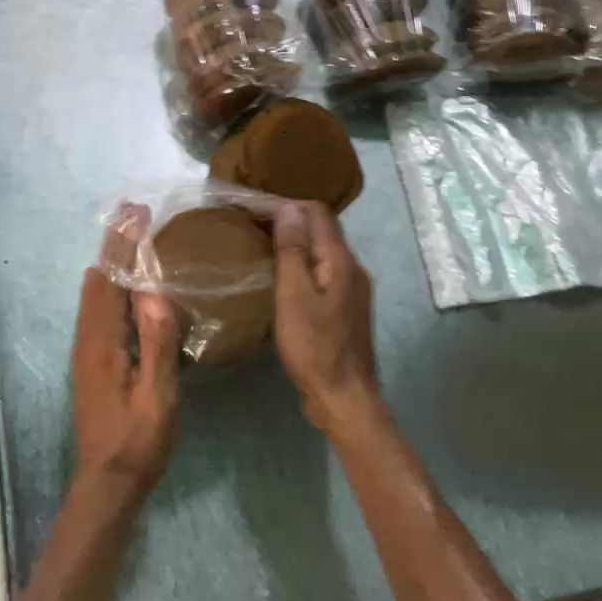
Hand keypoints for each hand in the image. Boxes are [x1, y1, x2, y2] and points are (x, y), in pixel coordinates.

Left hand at [72, 209, 181, 501]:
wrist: (108, 483)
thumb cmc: (138, 441)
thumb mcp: (157, 397)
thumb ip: (157, 345)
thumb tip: (156, 293)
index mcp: (103, 343)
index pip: (112, 281)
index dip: (124, 246)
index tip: (137, 212)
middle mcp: (88, 340)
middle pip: (99, 280)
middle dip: (116, 245)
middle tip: (134, 212)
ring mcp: (87, 351)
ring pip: (96, 293)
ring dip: (112, 261)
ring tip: (130, 235)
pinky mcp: (93, 361)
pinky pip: (99, 308)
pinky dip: (111, 283)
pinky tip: (124, 284)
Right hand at [271, 200, 379, 429]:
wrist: (343, 397)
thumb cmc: (314, 347)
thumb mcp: (295, 296)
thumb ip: (292, 250)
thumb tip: (288, 208)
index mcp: (342, 260)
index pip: (315, 212)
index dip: (282, 203)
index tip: (249, 205)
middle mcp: (353, 268)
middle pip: (321, 229)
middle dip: (287, 218)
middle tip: (249, 219)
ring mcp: (352, 289)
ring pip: (321, 250)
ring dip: (293, 241)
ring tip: (258, 241)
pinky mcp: (345, 307)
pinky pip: (322, 270)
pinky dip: (300, 262)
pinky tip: (279, 274)